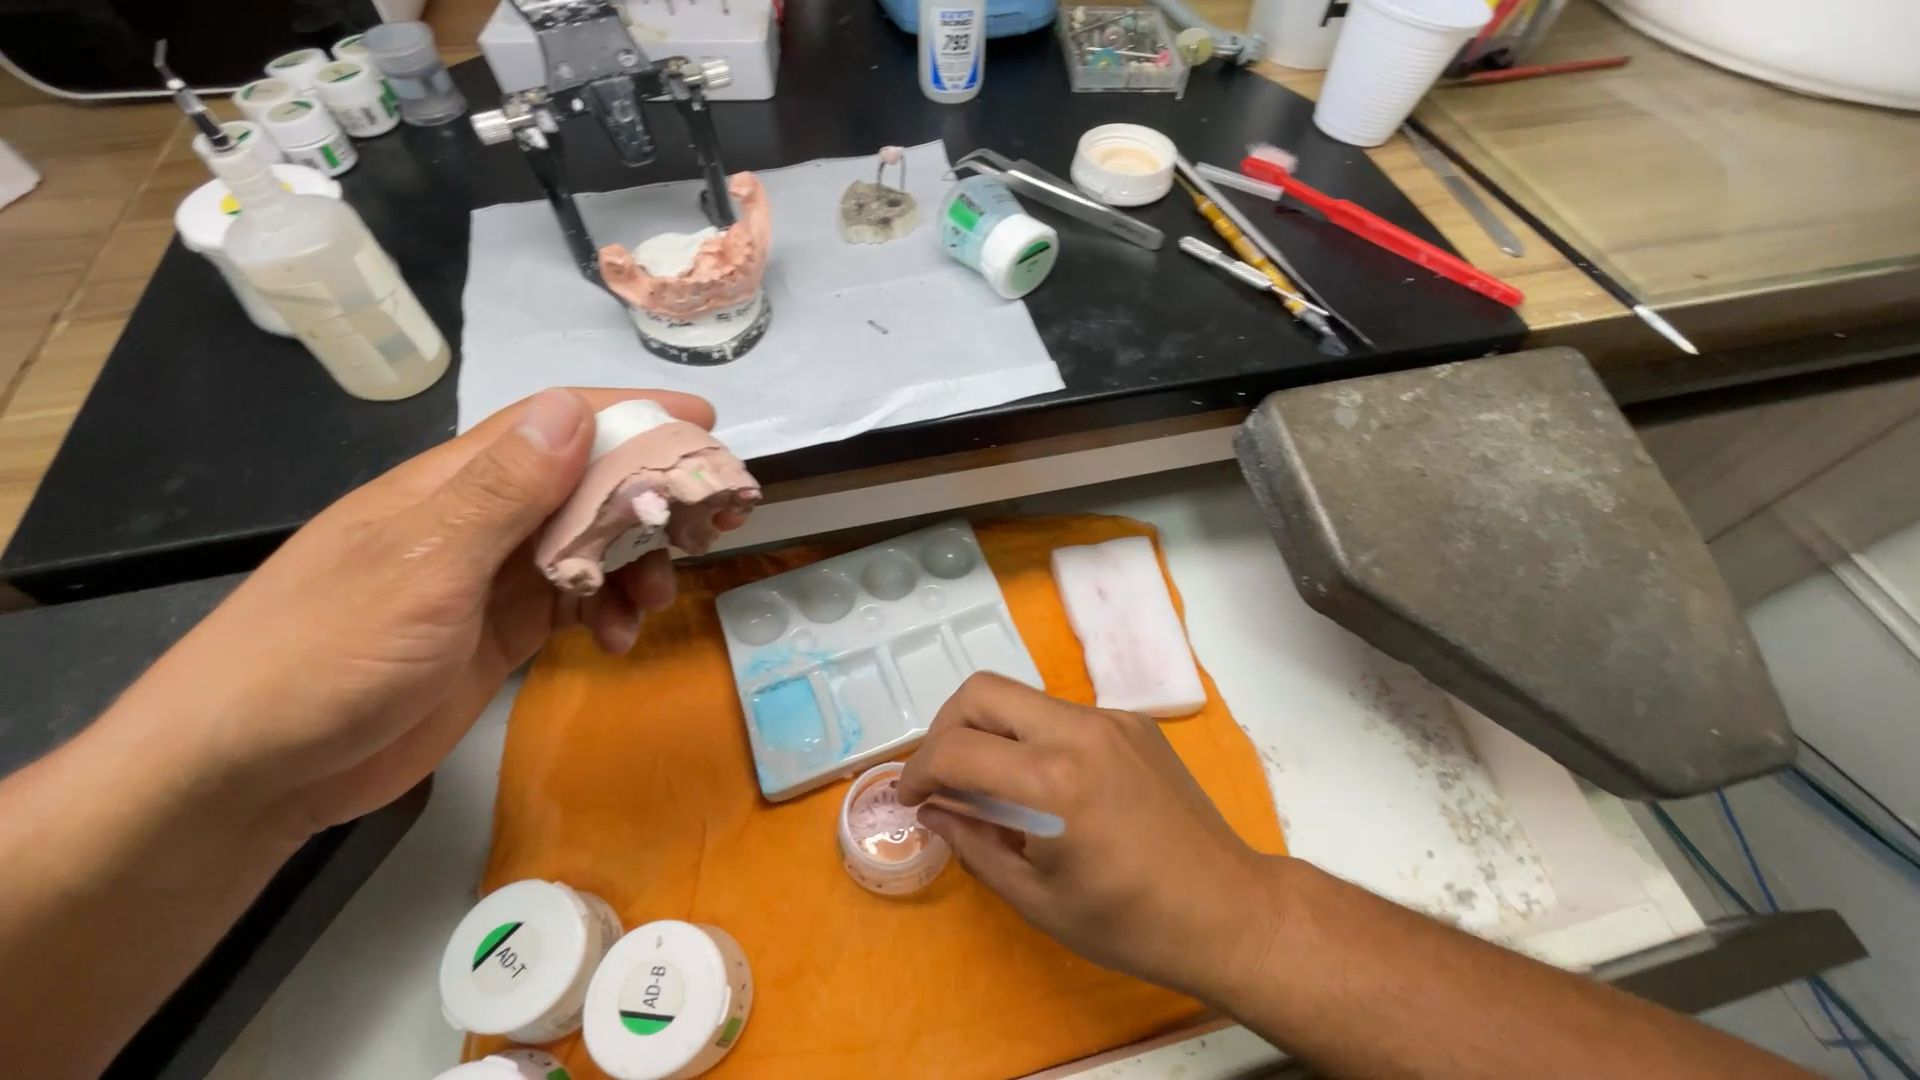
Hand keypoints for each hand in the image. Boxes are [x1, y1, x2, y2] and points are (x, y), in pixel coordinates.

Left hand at [114, 388, 740, 839]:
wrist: (250, 774)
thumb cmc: (325, 657)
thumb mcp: (422, 568)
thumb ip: (501, 492)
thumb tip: (570, 409)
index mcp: (455, 487)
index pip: (556, 427)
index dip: (631, 414)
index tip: (704, 419)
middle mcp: (481, 522)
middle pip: (587, 487)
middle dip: (654, 498)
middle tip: (714, 521)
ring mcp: (491, 579)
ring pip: (591, 548)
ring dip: (637, 565)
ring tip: (659, 597)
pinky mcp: (500, 631)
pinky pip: (576, 604)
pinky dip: (609, 614)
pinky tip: (618, 640)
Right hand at [897, 674, 1280, 1001]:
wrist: (1228, 910)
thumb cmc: (1131, 924)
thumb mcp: (1037, 900)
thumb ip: (974, 845)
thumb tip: (932, 810)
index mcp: (1055, 782)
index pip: (957, 748)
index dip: (918, 770)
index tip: (910, 797)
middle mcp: (1082, 732)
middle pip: (983, 691)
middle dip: (946, 727)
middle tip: (943, 775)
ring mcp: (1113, 720)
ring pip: (1024, 698)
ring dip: (992, 730)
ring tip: (992, 783)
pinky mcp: (1134, 723)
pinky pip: (1063, 715)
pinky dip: (1035, 737)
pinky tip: (1049, 785)